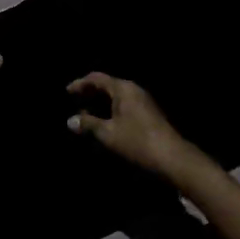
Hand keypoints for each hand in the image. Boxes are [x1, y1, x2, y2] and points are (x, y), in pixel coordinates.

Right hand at [66, 73, 200, 177]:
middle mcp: (134, 91)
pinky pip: (123, 107)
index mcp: (123, 89)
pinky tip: (101, 124)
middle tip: (72, 104)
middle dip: (88, 94)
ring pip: (115, 98)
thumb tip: (70, 121)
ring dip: (98, 105)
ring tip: (83, 115)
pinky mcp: (147, 116)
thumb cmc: (137, 142)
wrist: (173, 160)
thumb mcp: (107, 133)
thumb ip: (87, 124)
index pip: (96, 78)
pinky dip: (109, 111)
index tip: (65, 93)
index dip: (79, 84)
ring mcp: (143, 103)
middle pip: (106, 86)